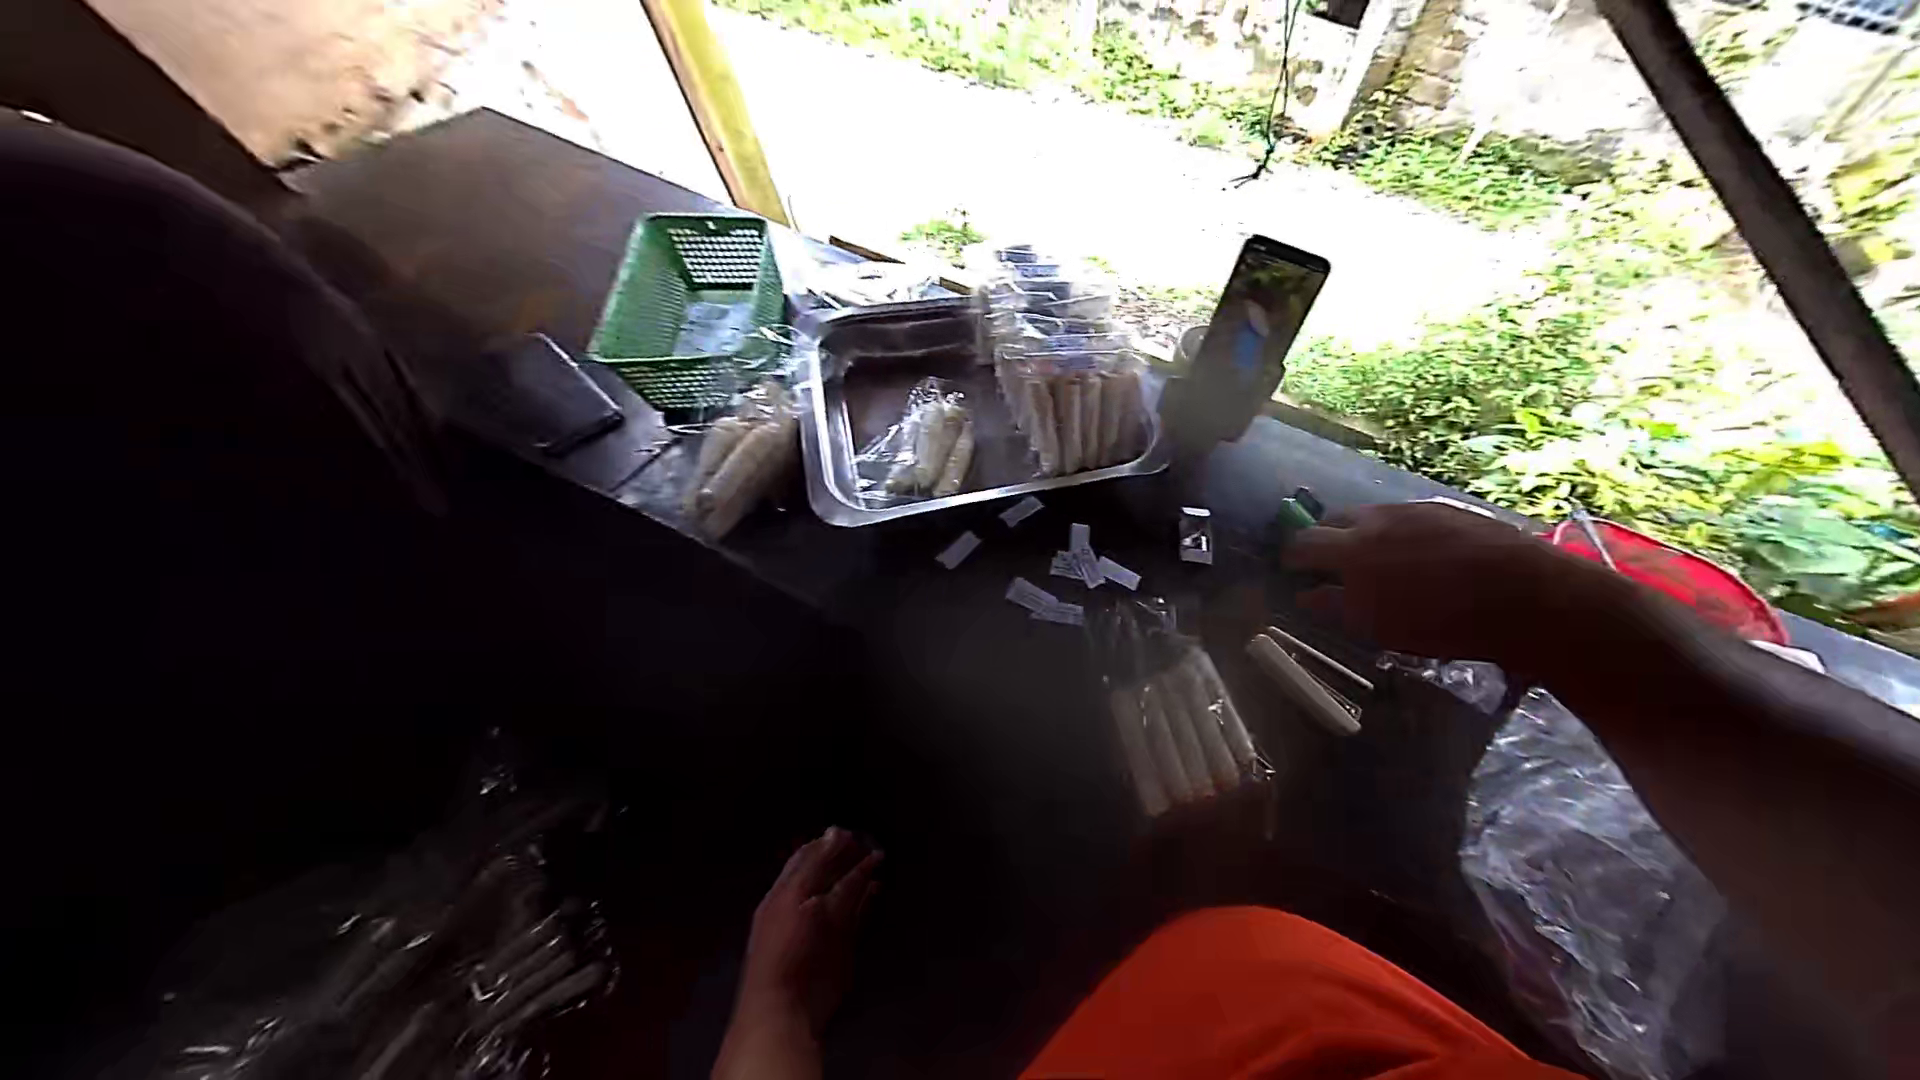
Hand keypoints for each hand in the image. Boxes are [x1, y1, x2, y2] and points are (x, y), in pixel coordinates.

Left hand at [737, 827, 881, 1034]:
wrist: (785, 1007)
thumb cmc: (783, 946)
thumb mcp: (797, 897)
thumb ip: (817, 865)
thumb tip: (836, 831)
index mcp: (785, 891)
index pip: (808, 857)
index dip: (828, 843)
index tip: (852, 832)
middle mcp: (804, 904)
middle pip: (828, 873)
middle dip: (847, 857)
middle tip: (869, 842)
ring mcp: (824, 925)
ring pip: (844, 892)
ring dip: (860, 876)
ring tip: (878, 858)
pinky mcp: (841, 944)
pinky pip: (857, 915)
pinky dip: (867, 899)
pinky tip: (877, 886)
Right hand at [1283, 502, 1601, 663]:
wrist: (1534, 598)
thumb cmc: (1444, 621)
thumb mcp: (1380, 625)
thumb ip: (1334, 606)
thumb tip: (1305, 594)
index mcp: (1350, 549)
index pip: (1301, 543)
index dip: (1292, 557)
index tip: (1292, 570)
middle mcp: (1375, 519)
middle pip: (1333, 521)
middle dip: (1325, 539)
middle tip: (1332, 564)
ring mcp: (1413, 510)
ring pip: (1370, 517)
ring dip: (1362, 534)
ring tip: (1378, 560)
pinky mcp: (1448, 510)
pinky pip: (1406, 517)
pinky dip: (1398, 532)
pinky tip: (1420, 556)